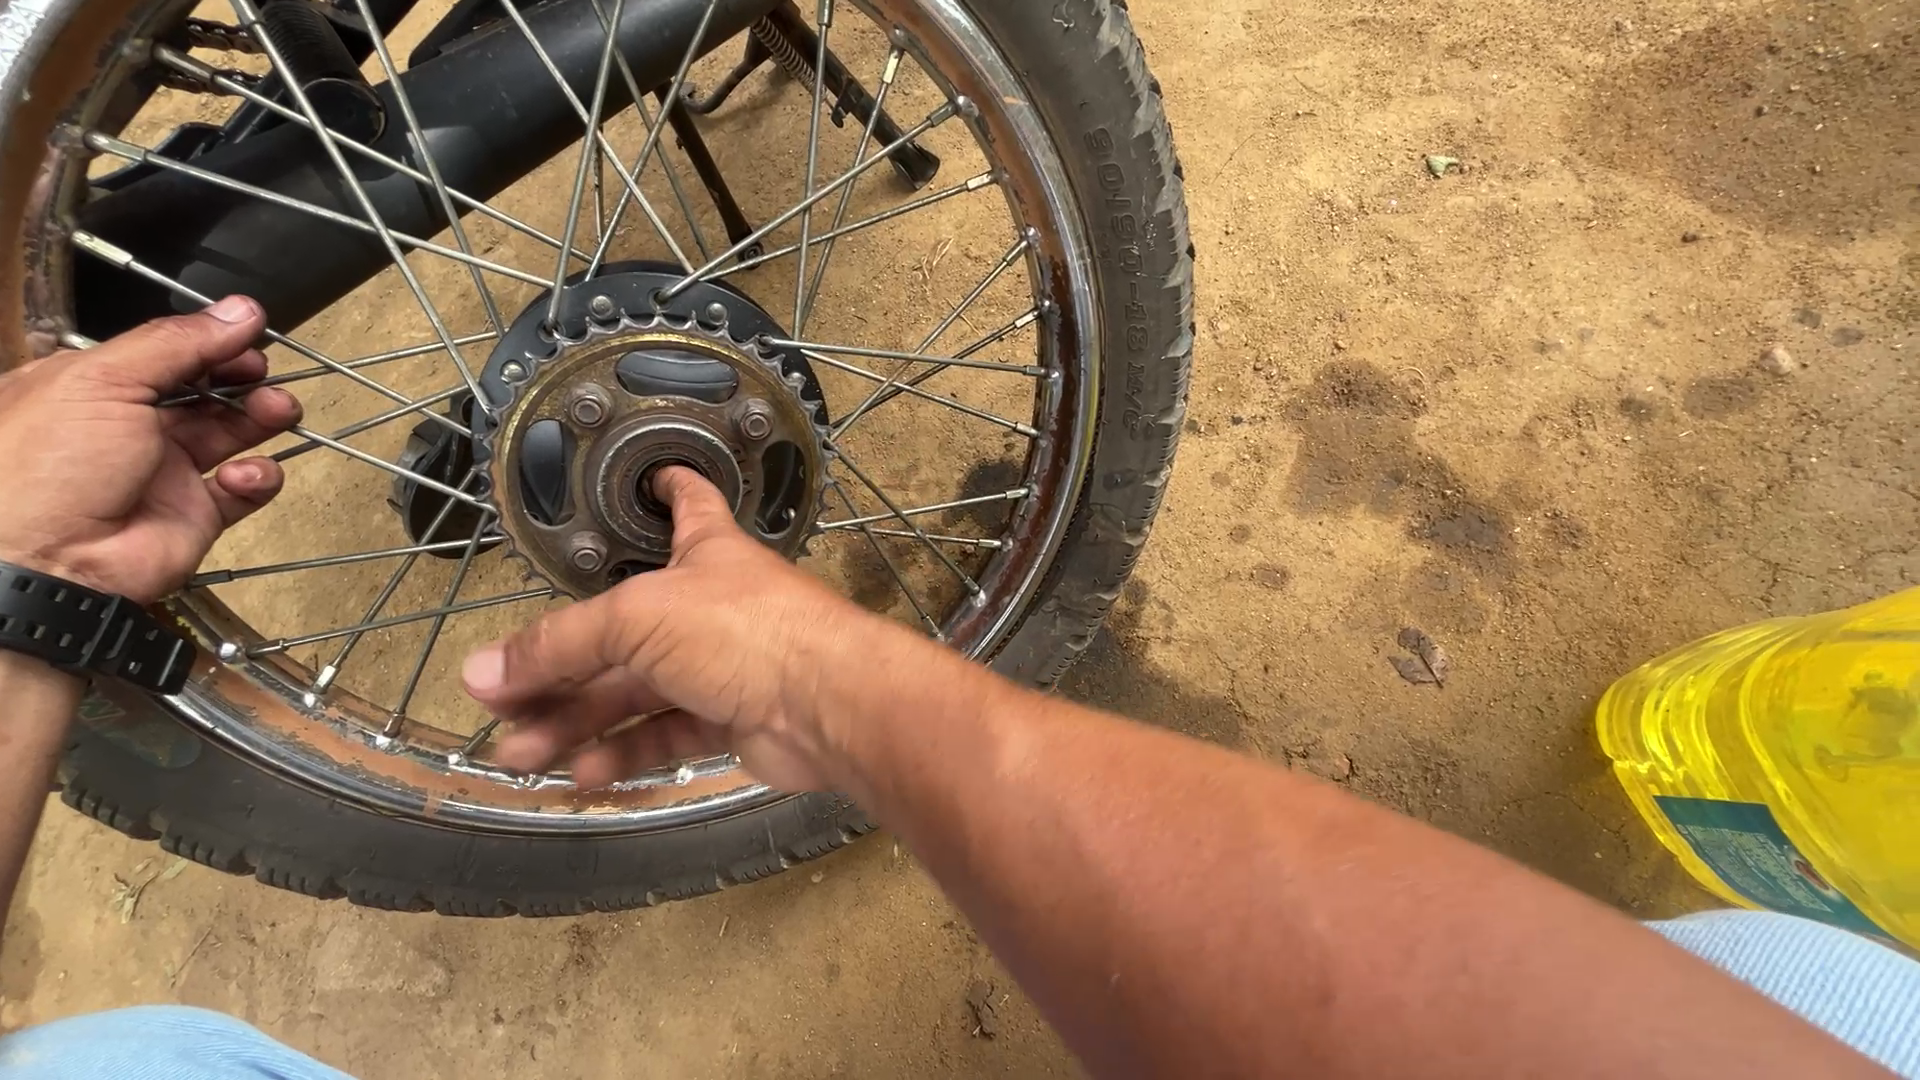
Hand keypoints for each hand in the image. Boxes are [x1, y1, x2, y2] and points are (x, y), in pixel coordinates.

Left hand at [0, 296, 300, 601]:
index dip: (207, 344)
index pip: (162, 355)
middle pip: (205, 392)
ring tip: (279, 412)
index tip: (248, 335)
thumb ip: (177, 344)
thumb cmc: (45, 466)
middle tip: (264, 375)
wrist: (52, 560)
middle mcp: (127, 427)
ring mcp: (165, 471)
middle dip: (243, 380)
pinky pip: (247, 488)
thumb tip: (240, 311)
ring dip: (262, 419)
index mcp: (87, 389)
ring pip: (233, 434)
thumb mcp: (102, 381)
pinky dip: (258, 478)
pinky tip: (246, 475)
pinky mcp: (200, 510)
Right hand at [462, 466, 894, 791]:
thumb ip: (561, 643)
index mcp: (705, 554)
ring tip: (521, 754)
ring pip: (639, 691)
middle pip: (625, 630)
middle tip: (500, 703)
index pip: (688, 505)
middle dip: (561, 666)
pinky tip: (582, 773)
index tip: (651, 475)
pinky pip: (665, 734)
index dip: (668, 488)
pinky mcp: (731, 719)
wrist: (827, 704)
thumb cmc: (747, 631)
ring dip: (579, 722)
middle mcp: (712, 607)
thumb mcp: (640, 618)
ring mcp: (724, 666)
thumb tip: (483, 672)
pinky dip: (624, 752)